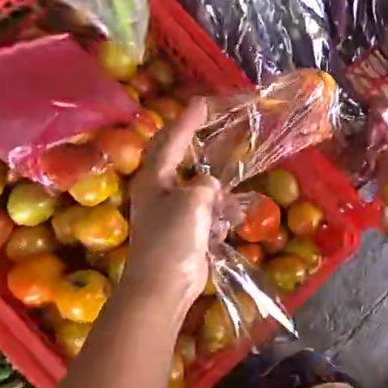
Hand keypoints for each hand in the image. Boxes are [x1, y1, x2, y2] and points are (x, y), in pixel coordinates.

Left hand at [125, 98, 222, 308]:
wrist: (163, 285)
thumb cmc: (173, 238)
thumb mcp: (194, 201)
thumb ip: (205, 185)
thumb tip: (210, 187)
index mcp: (154, 178)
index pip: (172, 141)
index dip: (188, 121)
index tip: (203, 102)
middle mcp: (159, 192)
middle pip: (180, 161)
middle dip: (198, 150)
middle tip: (214, 130)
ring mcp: (171, 214)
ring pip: (199, 191)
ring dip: (218, 195)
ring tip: (233, 202)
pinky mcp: (185, 234)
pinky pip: (206, 215)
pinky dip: (218, 217)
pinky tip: (228, 225)